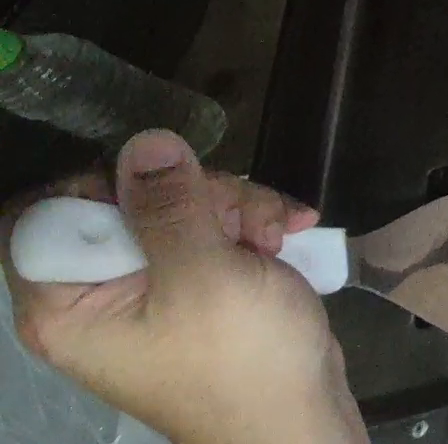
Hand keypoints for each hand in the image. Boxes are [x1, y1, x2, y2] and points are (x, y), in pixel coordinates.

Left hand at [2, 130, 367, 443]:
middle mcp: (103, 288)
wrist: (294, 407)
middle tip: (249, 222)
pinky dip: (261, 222)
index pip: (51, 213)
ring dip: (245, 207)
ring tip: (282, 234)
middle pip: (134, 201)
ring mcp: (159, 283)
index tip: (178, 191)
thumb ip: (172, 209)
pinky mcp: (206, 280)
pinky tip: (293, 233)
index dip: (113, 187)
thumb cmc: (238, 353)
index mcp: (70, 300)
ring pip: (189, 207)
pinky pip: (223, 227)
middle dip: (205, 196)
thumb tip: (147, 141)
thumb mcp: (206, 277)